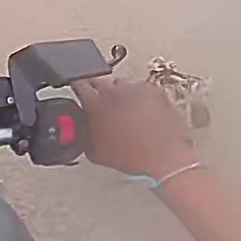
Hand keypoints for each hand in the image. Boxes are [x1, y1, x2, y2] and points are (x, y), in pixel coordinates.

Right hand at [72, 78, 195, 179]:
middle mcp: (112, 91)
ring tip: (126, 111)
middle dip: (98, 90)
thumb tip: (80, 129)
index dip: (77, 86)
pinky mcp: (154, 90)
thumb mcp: (94, 152)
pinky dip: (141, 97)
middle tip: (103, 103)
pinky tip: (144, 112)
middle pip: (99, 81)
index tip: (79, 89)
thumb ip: (83, 134)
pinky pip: (142, 89)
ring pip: (122, 84)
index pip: (78, 84)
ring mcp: (134, 88)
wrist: (163, 159)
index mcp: (94, 104)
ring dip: (120, 94)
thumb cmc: (130, 158)